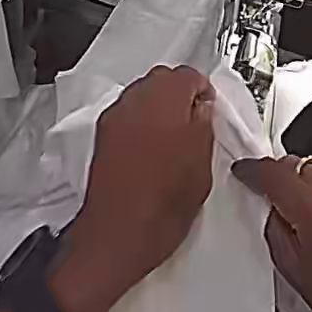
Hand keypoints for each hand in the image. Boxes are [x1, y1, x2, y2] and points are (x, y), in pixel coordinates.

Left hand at [52, 65, 216, 311]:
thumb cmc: (163, 205)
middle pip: (162, 78)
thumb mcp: (202, 166)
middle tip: (195, 120)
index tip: (210, 108)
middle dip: (180, 93)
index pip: (188, 75)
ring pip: (142, 94)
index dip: (204, 90)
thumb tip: (202, 108)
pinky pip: (128, 113)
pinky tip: (152, 148)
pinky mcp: (102, 135)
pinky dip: (142, 120)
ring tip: (174, 137)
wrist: (116, 236)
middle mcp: (135, 101)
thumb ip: (205, 126)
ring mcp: (114, 117)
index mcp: (164, 102)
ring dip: (160, 105)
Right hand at [233, 155, 311, 311]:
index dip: (254, 170)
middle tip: (277, 202)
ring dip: (306, 184)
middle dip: (283, 180)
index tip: (245, 171)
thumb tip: (264, 193)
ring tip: (309, 216)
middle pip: (297, 166)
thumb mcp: (287, 262)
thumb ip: (272, 220)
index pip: (276, 174)